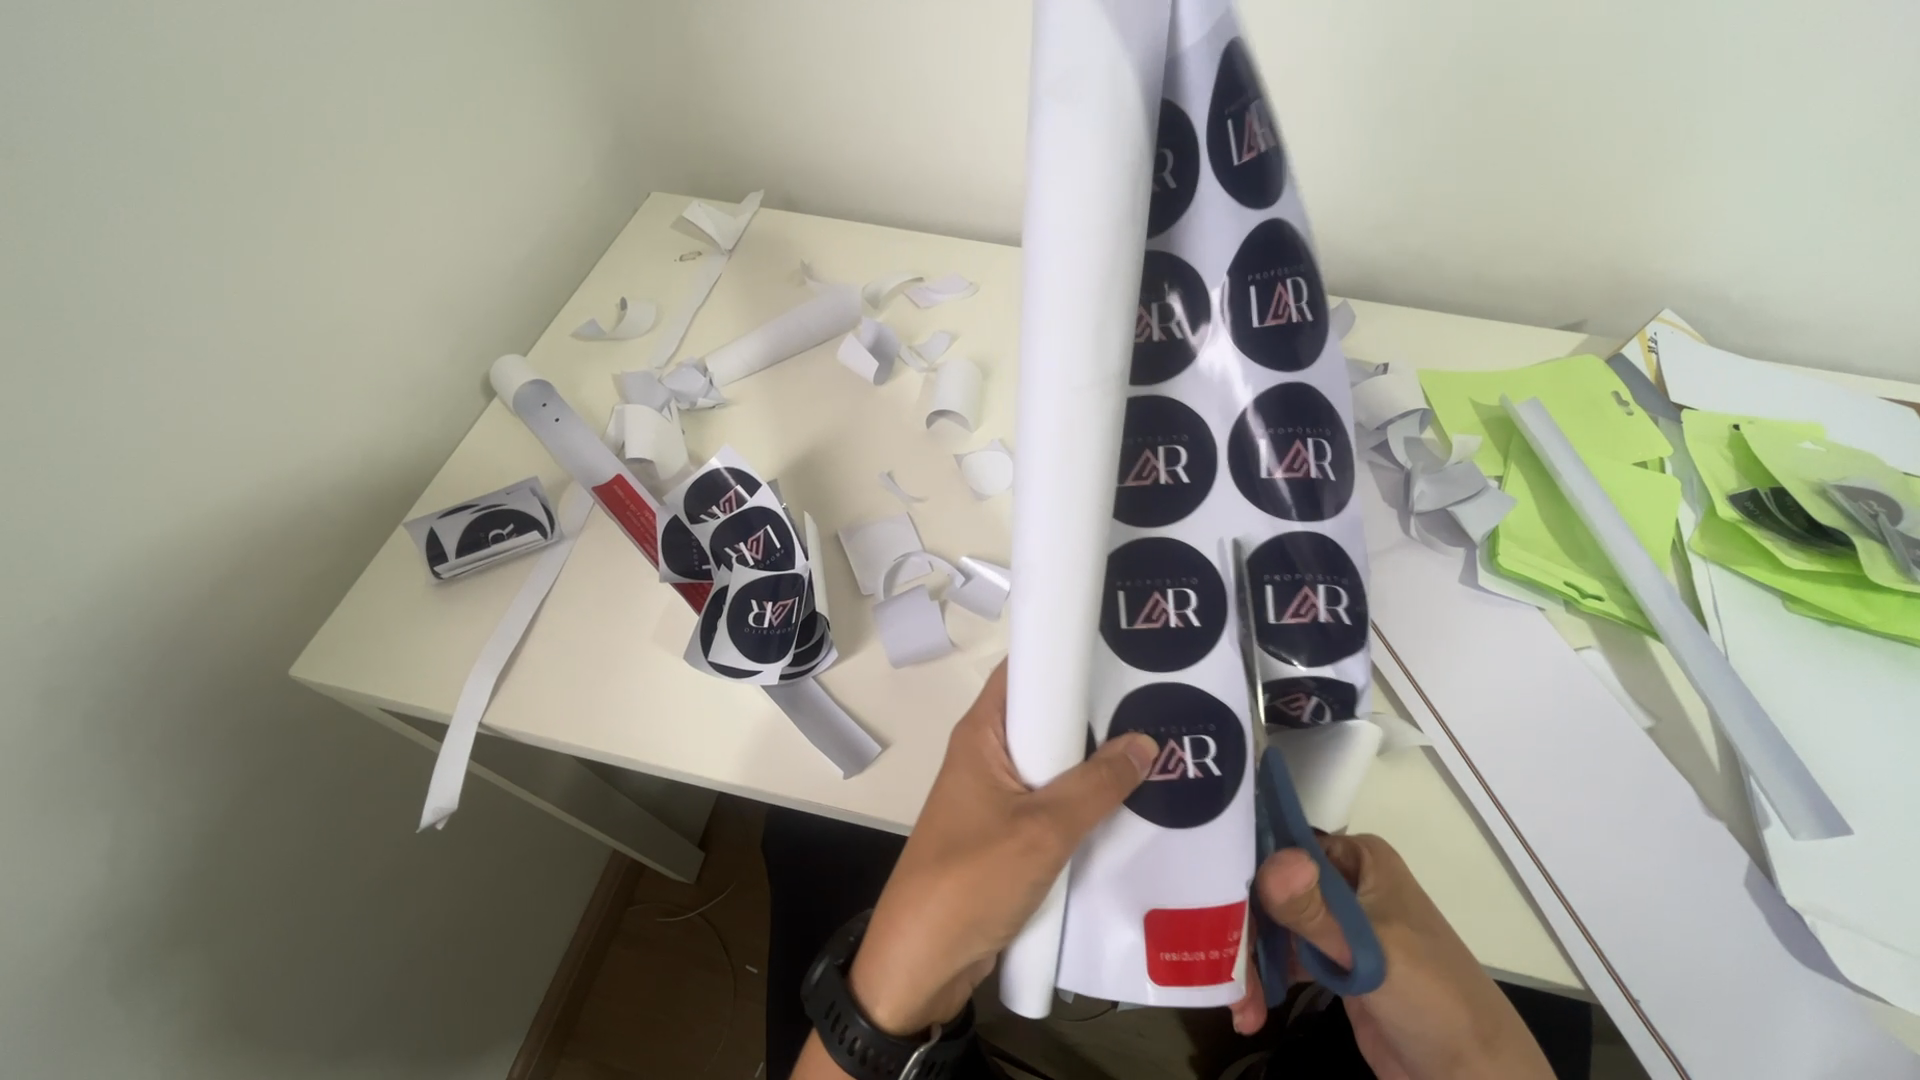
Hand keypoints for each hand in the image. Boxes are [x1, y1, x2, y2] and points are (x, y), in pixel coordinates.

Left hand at [847, 661, 1157, 1034]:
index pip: (1023, 672)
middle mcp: (987, 756)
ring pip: (1055, 766)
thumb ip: (1097, 785)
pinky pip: (1054, 805)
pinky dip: (1086, 804)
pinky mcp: (1009, 835)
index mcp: (981, 734)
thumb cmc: (971, 880)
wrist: (922, 963)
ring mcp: (998, 797)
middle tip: (1160, 706)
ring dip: (1096, 765)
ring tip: (1161, 752)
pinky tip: (1133, 805)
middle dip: (1096, 714)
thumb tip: (1145, 742)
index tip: (1120, 650)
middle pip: (1046, 719)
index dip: (1065, 656)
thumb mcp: (1043, 829)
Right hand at [1230, 834, 1552, 1079]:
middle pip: (1268, 889)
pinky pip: (1282, 958)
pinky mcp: (1331, 962)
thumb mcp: (1370, 952)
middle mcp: (1343, 880)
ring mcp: (1336, 923)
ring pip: (1270, 926)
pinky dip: (1262, 980)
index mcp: (1357, 858)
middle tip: (1216, 964)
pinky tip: (1246, 1009)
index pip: (1281, 844)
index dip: (1239, 867)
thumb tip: (1270, 860)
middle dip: (1241, 929)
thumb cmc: (1433, 999)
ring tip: (1235, 1002)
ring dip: (1248, 961)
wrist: (1474, 1078)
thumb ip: (1315, 911)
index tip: (1199, 896)